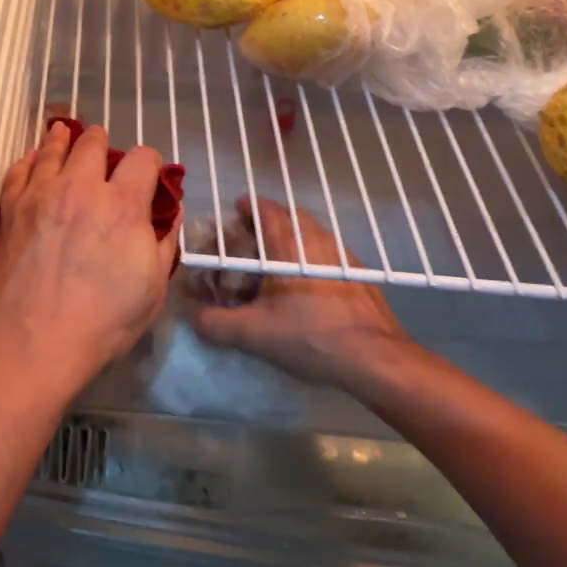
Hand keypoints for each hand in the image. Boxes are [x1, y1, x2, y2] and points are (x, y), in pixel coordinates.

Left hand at [0, 122, 179, 399]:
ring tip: (63, 131)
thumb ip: (163, 245)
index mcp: (123, 205)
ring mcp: (41, 195)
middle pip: (92, 144)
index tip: (150, 174)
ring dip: (62, 139)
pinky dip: (28, 161)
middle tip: (102, 147)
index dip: (151, 162)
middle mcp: (81, 188)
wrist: (37, 340)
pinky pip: (18, 172)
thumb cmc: (104, 321)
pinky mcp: (11, 211)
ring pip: (51, 151)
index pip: (143, 159)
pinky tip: (31, 160)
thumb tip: (169, 219)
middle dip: (102, 143)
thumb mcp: (153, 288)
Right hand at [191, 197, 409, 388]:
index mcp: (289, 244)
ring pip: (312, 235)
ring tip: (276, 265)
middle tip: (250, 241)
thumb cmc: (309, 336)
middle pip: (290, 218)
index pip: (265, 209)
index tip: (234, 213)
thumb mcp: (251, 333)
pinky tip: (307, 287)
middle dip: (268, 223)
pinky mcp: (361, 275)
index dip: (248, 207)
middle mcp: (317, 240)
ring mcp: (344, 256)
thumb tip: (191, 316)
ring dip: (292, 241)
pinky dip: (312, 259)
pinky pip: (329, 254)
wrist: (374, 358)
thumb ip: (214, 322)